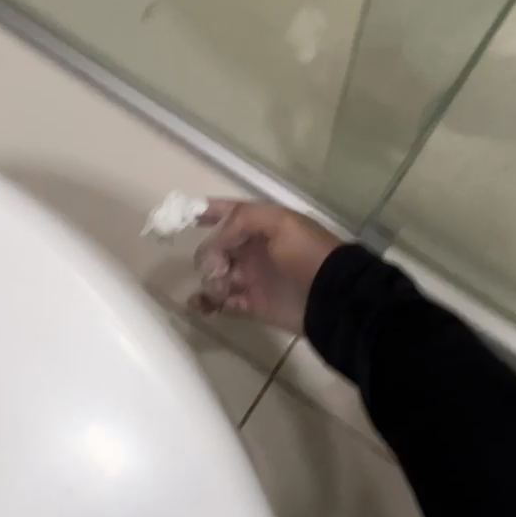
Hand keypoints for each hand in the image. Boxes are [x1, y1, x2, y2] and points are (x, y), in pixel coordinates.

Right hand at [188, 199, 342, 334]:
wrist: (331, 296)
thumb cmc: (307, 254)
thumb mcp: (280, 222)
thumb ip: (243, 219)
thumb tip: (216, 239)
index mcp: (262, 225)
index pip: (229, 213)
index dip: (206, 212)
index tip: (184, 219)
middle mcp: (254, 249)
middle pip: (215, 247)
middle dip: (209, 254)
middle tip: (220, 266)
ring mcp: (252, 277)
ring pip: (215, 274)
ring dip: (210, 279)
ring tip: (222, 288)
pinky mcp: (252, 304)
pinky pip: (220, 301)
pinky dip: (206, 302)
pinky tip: (201, 304)